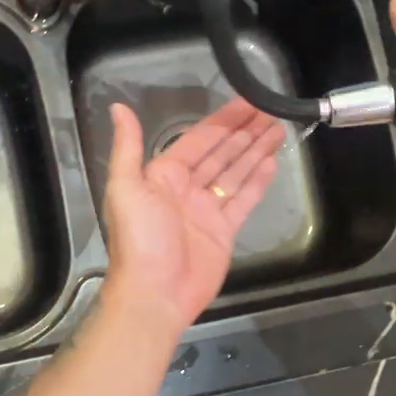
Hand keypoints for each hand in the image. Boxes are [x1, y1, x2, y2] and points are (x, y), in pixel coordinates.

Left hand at [100, 99, 284, 335]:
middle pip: (220, 154)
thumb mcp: (125, 188)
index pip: (198, 140)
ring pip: (234, 174)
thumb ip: (127, 147)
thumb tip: (118, 108)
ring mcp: (205, 211)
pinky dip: (257, 183)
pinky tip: (272, 164)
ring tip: (277, 129)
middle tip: (271, 111)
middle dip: (244, 133)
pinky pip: (243, 201)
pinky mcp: (223, 232)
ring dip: (254, 152)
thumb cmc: (139, 240)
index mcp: (162, 176)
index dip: (223, 121)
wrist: (155, 293)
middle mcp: (185, 190)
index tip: (248, 102)